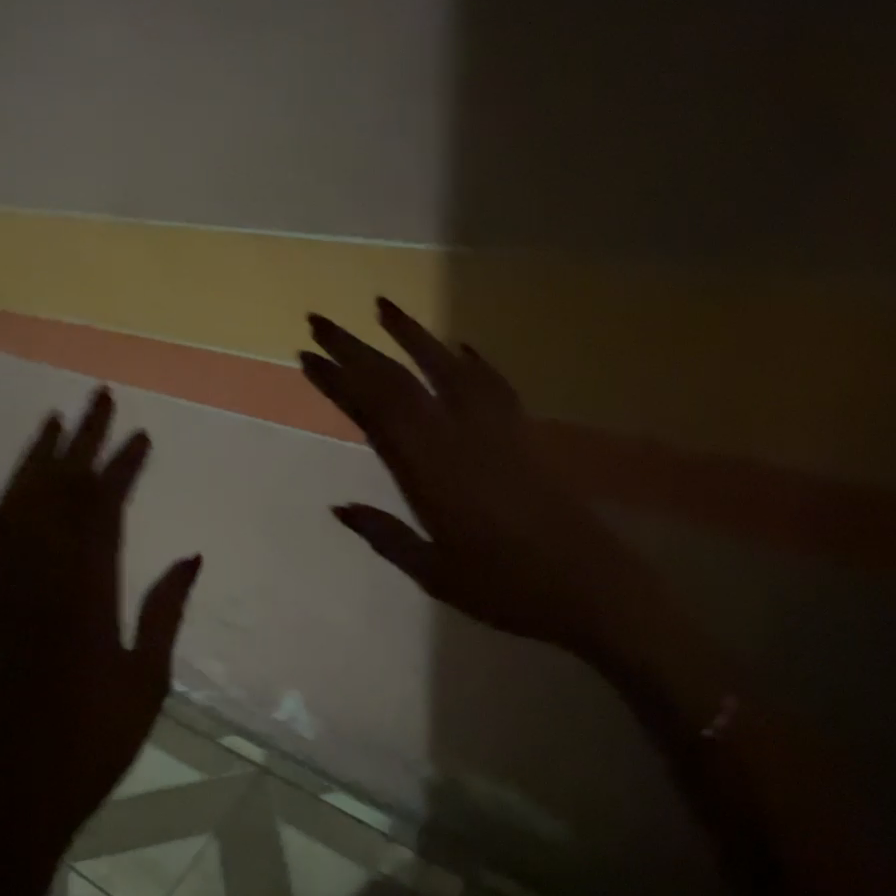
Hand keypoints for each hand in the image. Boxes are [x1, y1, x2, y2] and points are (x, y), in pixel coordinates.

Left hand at [0, 388, 202, 860]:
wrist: (13, 801)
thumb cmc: (91, 748)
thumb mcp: (146, 685)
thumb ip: (163, 614)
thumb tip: (189, 557)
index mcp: (85, 598)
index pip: (101, 512)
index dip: (118, 467)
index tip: (138, 433)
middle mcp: (36, 584)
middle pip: (55, 497)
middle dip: (78, 444)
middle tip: (97, 398)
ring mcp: (1, 601)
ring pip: (13, 516)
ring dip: (33, 467)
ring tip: (52, 425)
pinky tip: (2, 511)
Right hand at [300, 298, 677, 670]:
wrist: (590, 587)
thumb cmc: (505, 589)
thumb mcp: (433, 573)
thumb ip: (386, 536)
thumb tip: (339, 507)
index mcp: (429, 471)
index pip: (373, 411)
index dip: (337, 381)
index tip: (306, 356)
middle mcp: (458, 437)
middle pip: (400, 380)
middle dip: (356, 348)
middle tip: (319, 320)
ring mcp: (496, 429)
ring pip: (447, 367)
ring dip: (413, 335)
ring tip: (383, 306)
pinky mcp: (526, 434)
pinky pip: (493, 385)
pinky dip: (472, 362)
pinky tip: (459, 348)